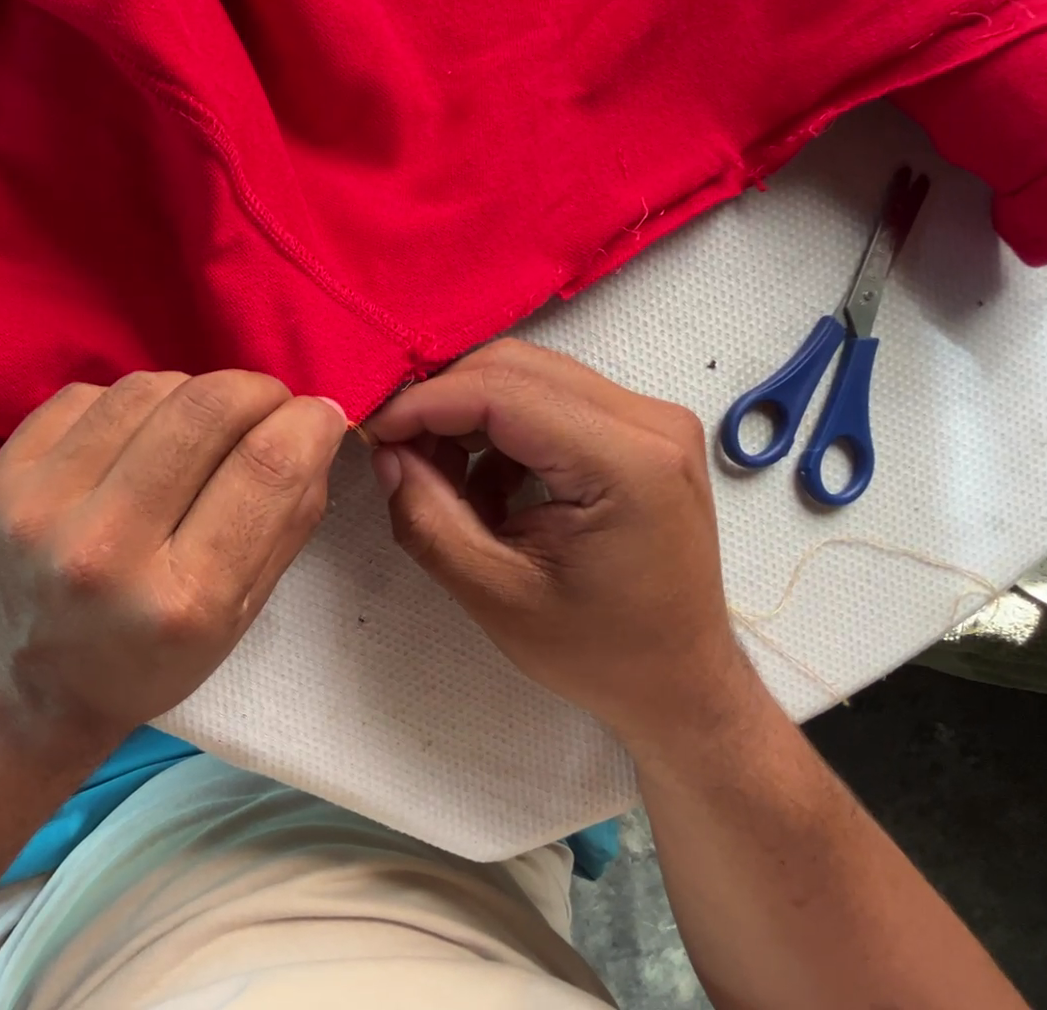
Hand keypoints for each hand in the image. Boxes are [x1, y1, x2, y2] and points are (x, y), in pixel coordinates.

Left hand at [0, 370, 345, 760]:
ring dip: (191, 393)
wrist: (37, 687)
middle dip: (255, 390)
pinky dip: (128, 405)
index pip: (264, 469)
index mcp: (179, 602)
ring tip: (198, 428)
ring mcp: (37, 507)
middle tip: (266, 404)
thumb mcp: (241, 616)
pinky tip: (135, 441)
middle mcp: (102, 550)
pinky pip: (85, 395)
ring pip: (144, 388)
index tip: (318, 416)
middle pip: (203, 409)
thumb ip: (289, 519)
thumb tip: (315, 423)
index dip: (308, 424)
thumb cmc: (152, 661)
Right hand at [365, 339, 753, 748]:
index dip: (422, 403)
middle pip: (513, 367)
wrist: (677, 680)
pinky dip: (496, 431)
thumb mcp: (491, 593)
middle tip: (395, 452)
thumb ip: (427, 517)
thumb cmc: (594, 650)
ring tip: (436, 476)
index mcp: (625, 463)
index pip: (501, 392)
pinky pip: (546, 399)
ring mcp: (649, 419)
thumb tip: (384, 454)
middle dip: (439, 402)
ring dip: (465, 416)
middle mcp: (648, 420)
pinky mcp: (638, 431)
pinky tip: (482, 486)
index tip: (370, 433)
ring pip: (526, 375)